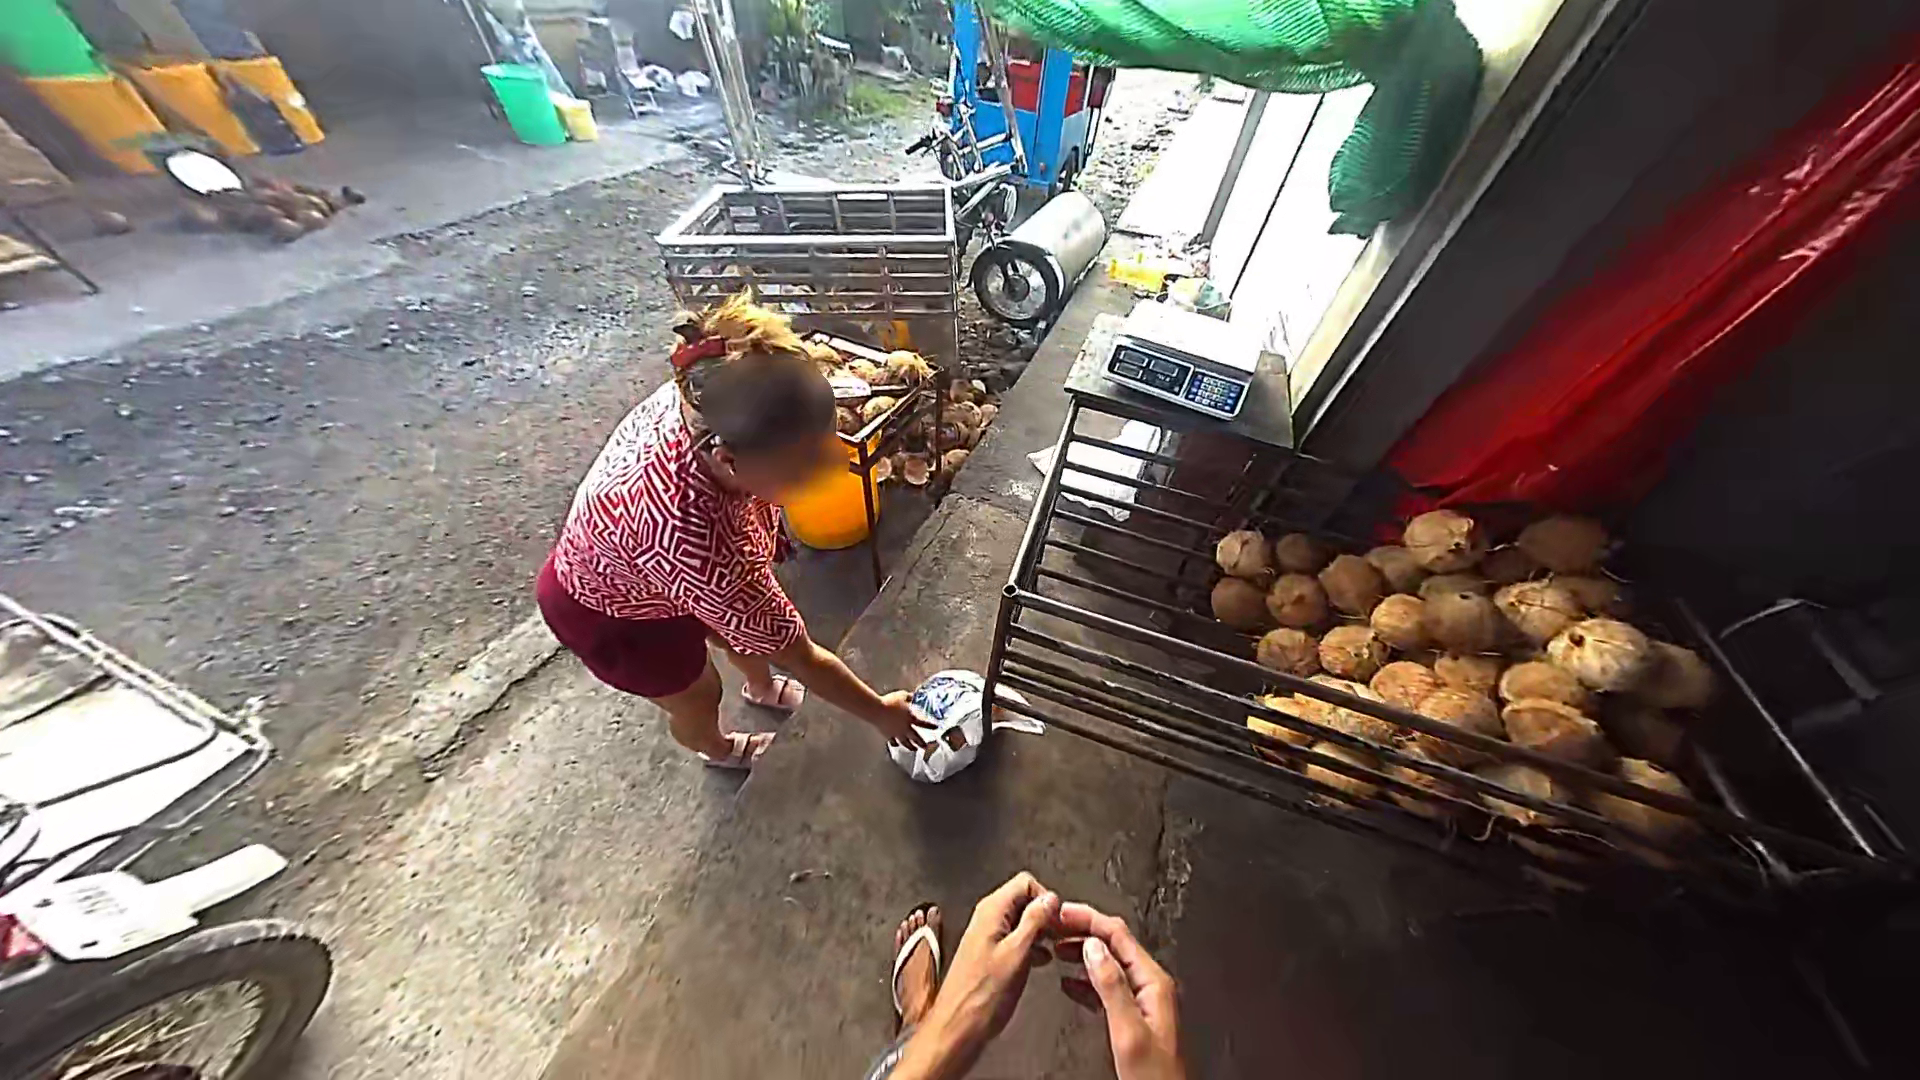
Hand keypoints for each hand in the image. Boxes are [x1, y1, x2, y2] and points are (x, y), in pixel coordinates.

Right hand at [873, 690, 934, 749]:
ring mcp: (896, 733)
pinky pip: (893, 741)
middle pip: (915, 737)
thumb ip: (909, 697)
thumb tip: (913, 696)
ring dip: (910, 746)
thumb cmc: (890, 702)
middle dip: (921, 743)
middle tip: (926, 747)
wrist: (877, 710)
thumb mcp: (902, 695)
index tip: (936, 727)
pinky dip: (895, 743)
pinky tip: (896, 745)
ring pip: (905, 742)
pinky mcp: (888, 735)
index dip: (930, 725)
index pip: (923, 723)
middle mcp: (905, 728)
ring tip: (914, 749)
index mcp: (910, 718)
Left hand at [894, 873, 1060, 1079]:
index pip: (1026, 882)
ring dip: (1040, 930)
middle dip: (1045, 914)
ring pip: (1020, 919)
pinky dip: (1030, 944)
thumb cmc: (983, 996)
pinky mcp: (988, 953)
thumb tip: (1050, 898)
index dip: (1046, 899)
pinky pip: (1014, 937)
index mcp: (992, 909)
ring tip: (1056, 947)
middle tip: (1062, 935)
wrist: (956, 1029)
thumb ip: (1034, 921)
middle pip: (1023, 899)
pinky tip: (1041, 960)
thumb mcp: (1017, 954)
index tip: (1059, 920)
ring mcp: (986, 934)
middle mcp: (987, 916)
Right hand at [1058, 903, 1184, 1079]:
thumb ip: (1111, 985)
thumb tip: (1093, 945)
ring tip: (1056, 947)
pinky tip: (1069, 982)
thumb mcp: (1129, 1032)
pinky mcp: (1136, 1017)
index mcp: (1153, 982)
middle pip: (1112, 943)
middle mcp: (1151, 985)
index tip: (1062, 913)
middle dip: (1082, 930)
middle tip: (1054, 926)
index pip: (1117, 933)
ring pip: (1108, 962)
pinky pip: (1107, 985)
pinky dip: (1085, 978)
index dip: (1087, 918)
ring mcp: (1144, 1000)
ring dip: (1081, 952)